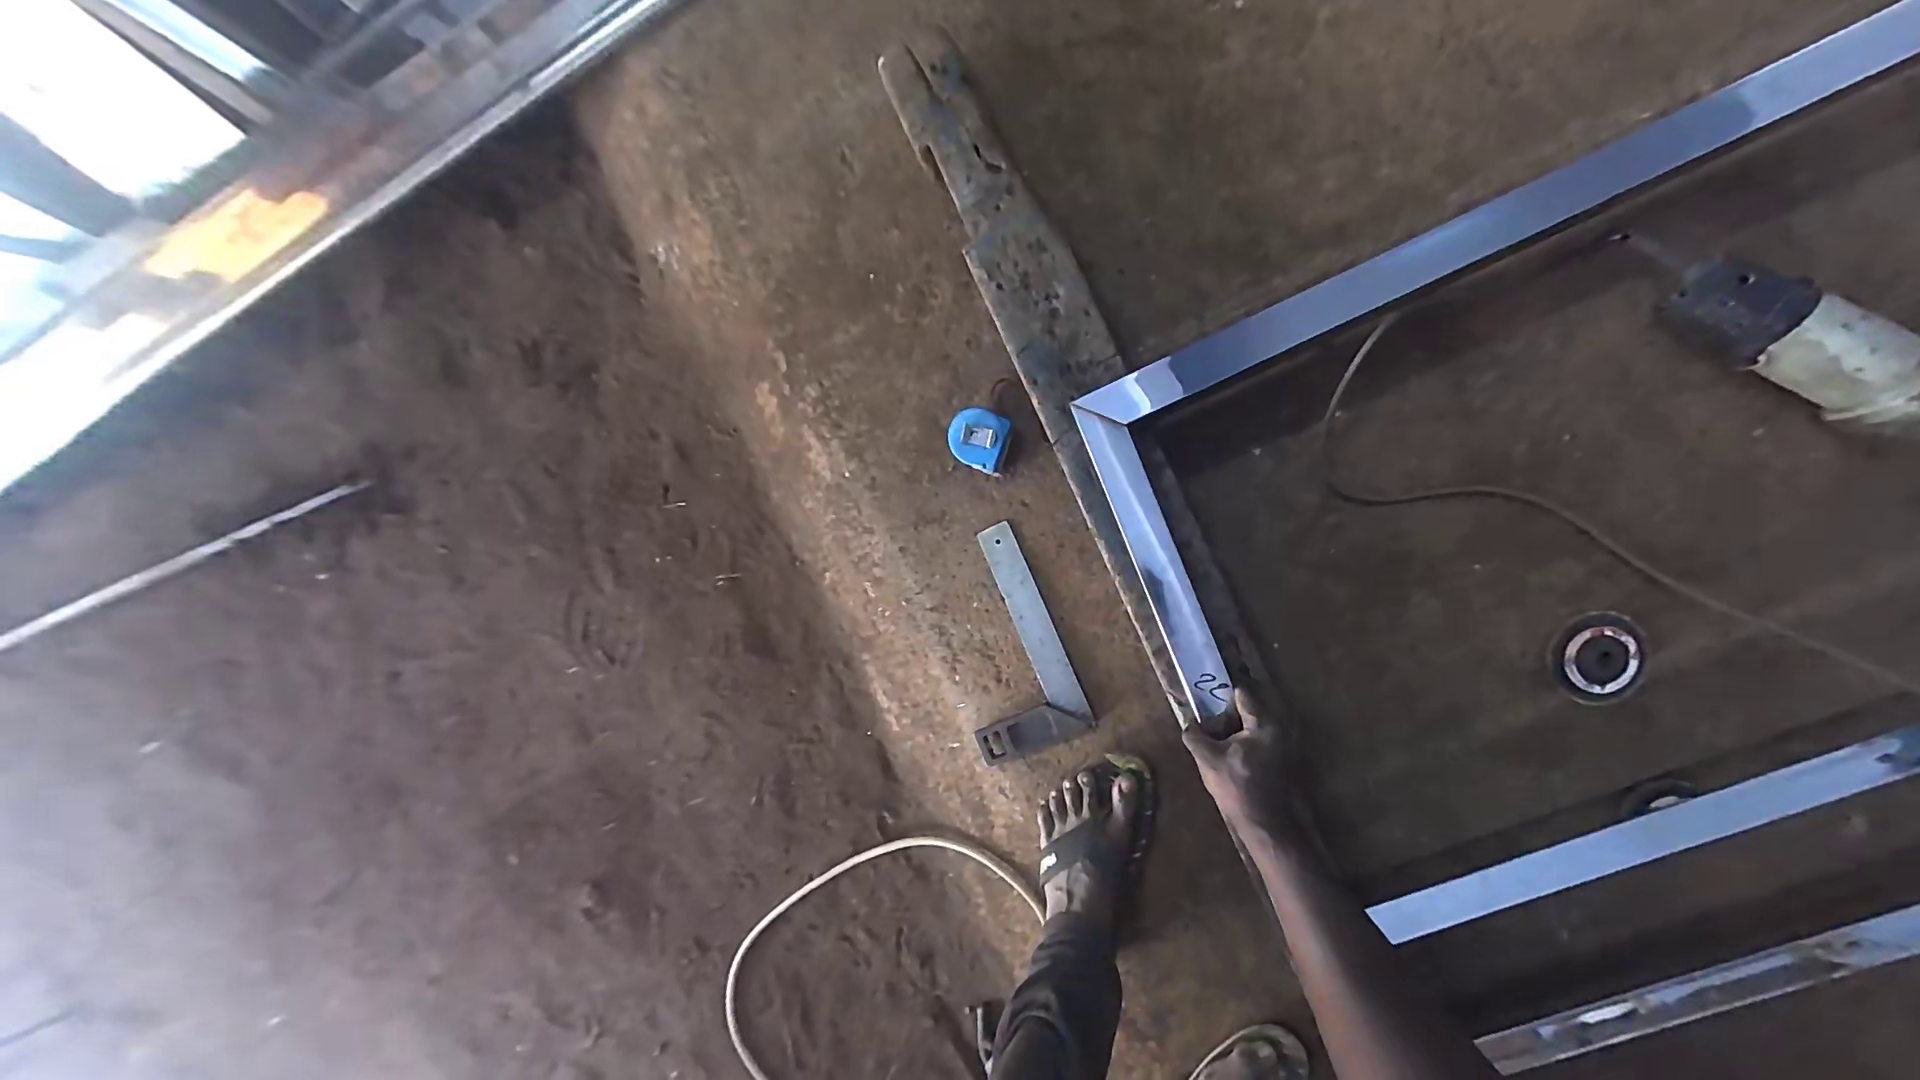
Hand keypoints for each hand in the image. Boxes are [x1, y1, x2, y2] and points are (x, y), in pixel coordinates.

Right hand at [1183, 687, 1303, 839]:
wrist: (1267, 825)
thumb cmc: (1238, 787)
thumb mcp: (1207, 759)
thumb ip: (1195, 735)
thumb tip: (1188, 721)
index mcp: (1264, 724)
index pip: (1243, 694)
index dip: (1223, 690)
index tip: (1208, 689)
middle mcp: (1281, 730)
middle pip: (1251, 709)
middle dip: (1230, 709)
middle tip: (1209, 713)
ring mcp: (1286, 746)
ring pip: (1257, 725)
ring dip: (1238, 726)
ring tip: (1217, 733)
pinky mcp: (1285, 761)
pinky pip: (1263, 739)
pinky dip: (1247, 739)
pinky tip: (1231, 751)